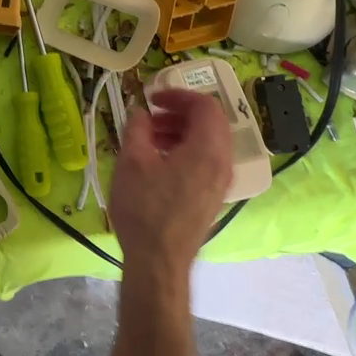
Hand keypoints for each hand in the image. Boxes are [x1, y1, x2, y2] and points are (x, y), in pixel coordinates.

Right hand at [107, 89, 233, 275]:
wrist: (159, 259)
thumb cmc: (144, 209)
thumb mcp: (131, 162)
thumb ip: (137, 130)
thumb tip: (141, 114)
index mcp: (208, 149)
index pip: (206, 106)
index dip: (178, 95)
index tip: (152, 97)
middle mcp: (223, 163)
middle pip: (211, 123)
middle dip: (180, 113)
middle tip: (150, 117)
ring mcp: (221, 182)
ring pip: (209, 143)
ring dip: (182, 132)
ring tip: (150, 139)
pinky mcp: (213, 197)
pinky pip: (206, 161)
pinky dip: (186, 151)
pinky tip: (158, 163)